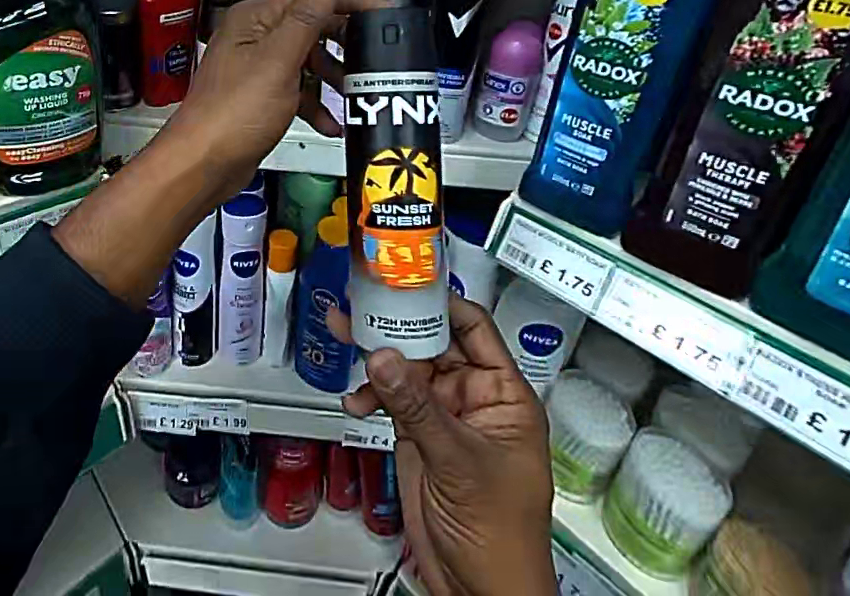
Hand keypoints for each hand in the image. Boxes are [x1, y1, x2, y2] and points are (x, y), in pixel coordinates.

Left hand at [158, 0, 387, 195]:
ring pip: (308, 59)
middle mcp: (256, 37)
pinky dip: (316, 103)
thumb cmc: (232, 113)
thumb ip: (307, 14)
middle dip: (343, 39)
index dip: (349, 0)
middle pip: (312, 25)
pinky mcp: (263, 95)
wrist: (203, 166)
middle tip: (374, 50)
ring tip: (355, 89)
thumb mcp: (279, 59)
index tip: (381, 11)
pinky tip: (332, 121)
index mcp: (256, 19)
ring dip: (332, 75)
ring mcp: (259, 67)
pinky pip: (298, 90)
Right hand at [339, 296, 555, 595]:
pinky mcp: (418, 433)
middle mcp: (472, 395)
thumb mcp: (459, 461)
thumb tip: (385, 357)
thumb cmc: (501, 535)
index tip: (409, 284)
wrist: (479, 592)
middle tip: (365, 307)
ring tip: (348, 338)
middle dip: (398, 327)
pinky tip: (356, 402)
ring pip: (408, 368)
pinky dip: (371, 396)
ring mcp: (443, 414)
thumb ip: (418, 407)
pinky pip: (391, 399)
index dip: (442, 303)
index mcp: (501, 392)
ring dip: (378, 358)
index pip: (474, 328)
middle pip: (433, 342)